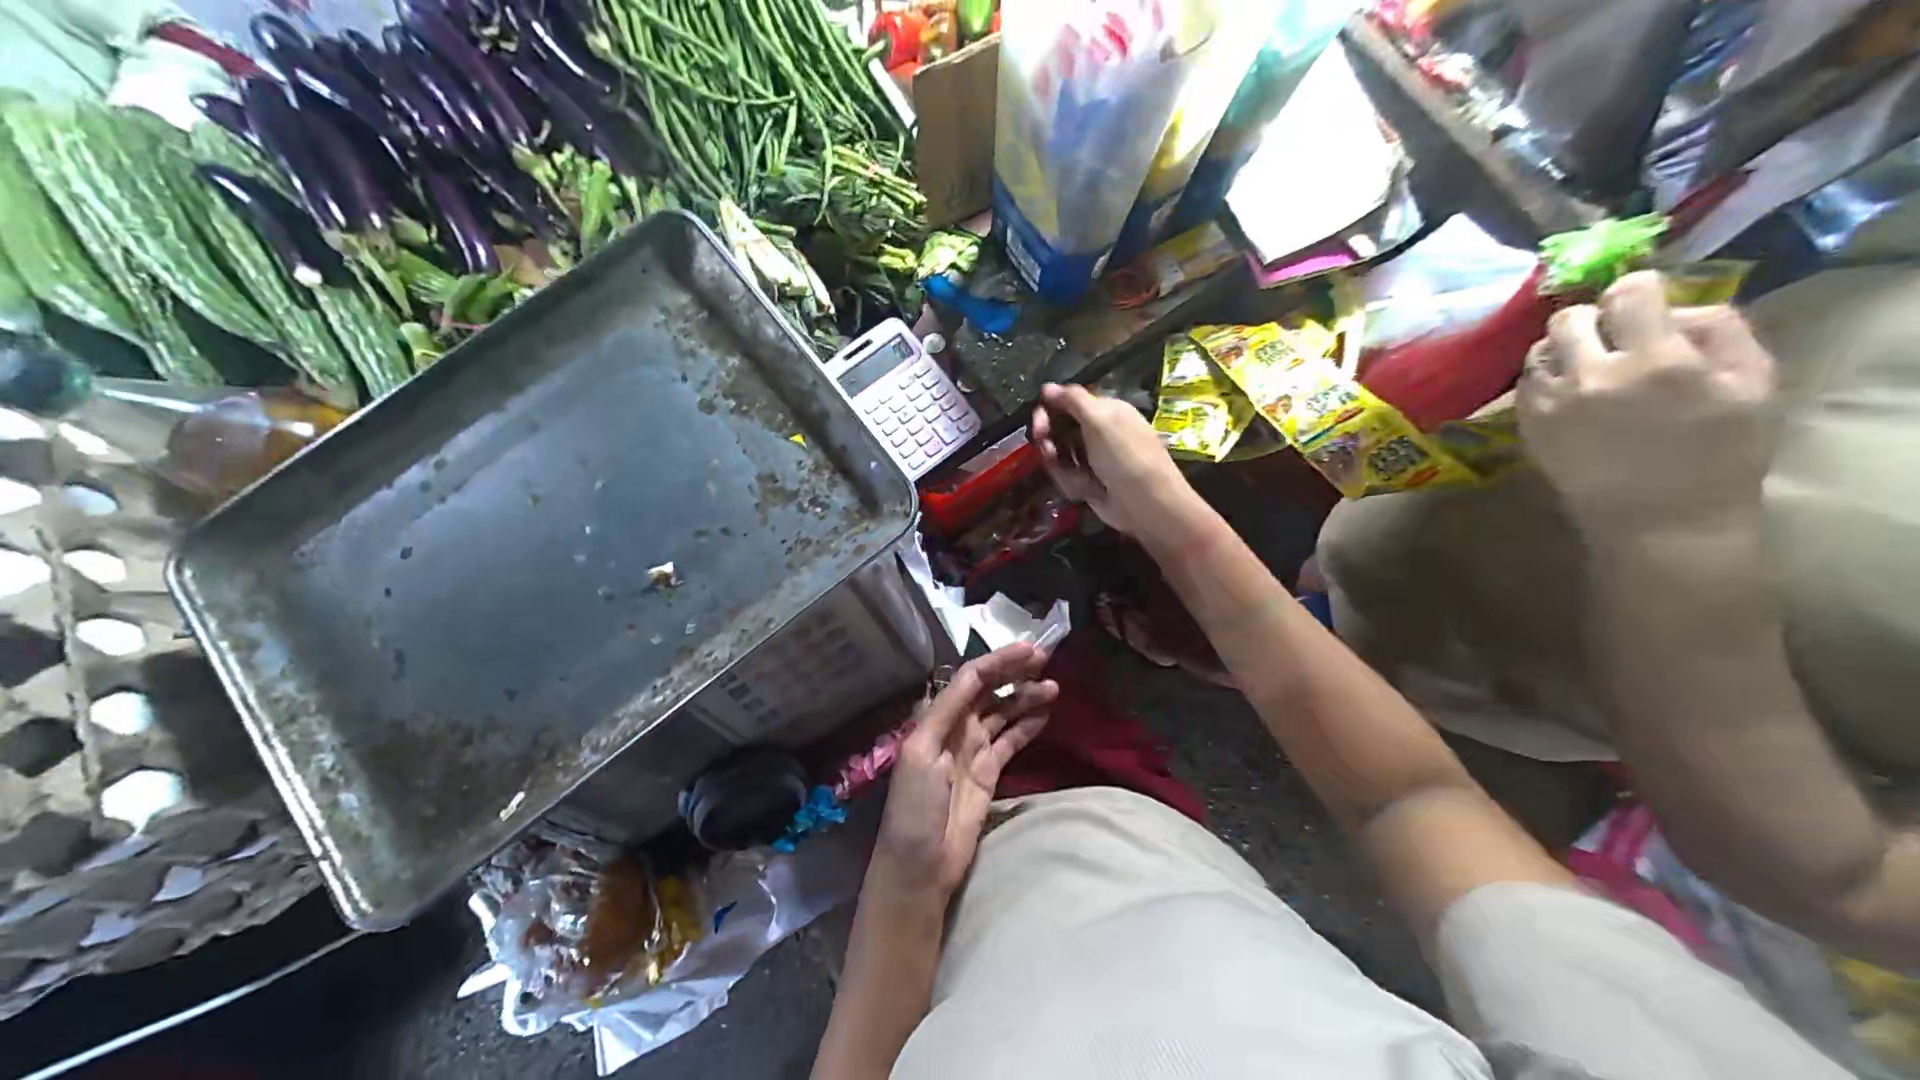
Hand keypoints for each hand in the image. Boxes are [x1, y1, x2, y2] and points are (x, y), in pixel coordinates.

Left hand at [870, 644, 1057, 901]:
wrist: (921, 862)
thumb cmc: (915, 806)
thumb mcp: (922, 752)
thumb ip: (948, 711)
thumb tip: (975, 673)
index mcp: (937, 718)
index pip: (971, 679)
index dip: (998, 661)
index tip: (1028, 649)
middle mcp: (956, 727)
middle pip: (989, 690)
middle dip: (1014, 672)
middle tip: (1046, 658)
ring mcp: (974, 748)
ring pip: (1004, 712)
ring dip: (1026, 697)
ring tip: (1053, 687)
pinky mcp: (989, 771)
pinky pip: (1011, 740)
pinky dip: (1027, 725)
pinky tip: (1046, 713)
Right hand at [1033, 383, 1194, 545]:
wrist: (1145, 503)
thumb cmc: (1125, 456)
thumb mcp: (1100, 421)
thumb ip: (1072, 400)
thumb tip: (1047, 387)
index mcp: (1106, 411)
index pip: (1068, 403)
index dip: (1050, 410)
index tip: (1038, 423)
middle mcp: (1099, 432)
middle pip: (1060, 429)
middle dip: (1050, 440)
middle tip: (1048, 451)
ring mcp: (1093, 458)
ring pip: (1059, 455)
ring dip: (1061, 466)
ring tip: (1075, 476)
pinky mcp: (1089, 482)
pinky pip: (1067, 477)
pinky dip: (1072, 483)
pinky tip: (1084, 489)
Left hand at [1518, 272, 1779, 536]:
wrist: (1660, 519)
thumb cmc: (1721, 454)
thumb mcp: (1754, 383)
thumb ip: (1720, 330)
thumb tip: (1675, 306)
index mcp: (1657, 360)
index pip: (1627, 293)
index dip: (1637, 290)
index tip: (1644, 302)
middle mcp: (1593, 375)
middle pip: (1568, 318)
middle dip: (1593, 319)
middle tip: (1613, 336)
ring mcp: (1551, 401)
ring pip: (1538, 349)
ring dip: (1563, 348)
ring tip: (1588, 365)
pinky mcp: (1526, 424)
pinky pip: (1525, 381)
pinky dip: (1545, 377)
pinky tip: (1568, 390)